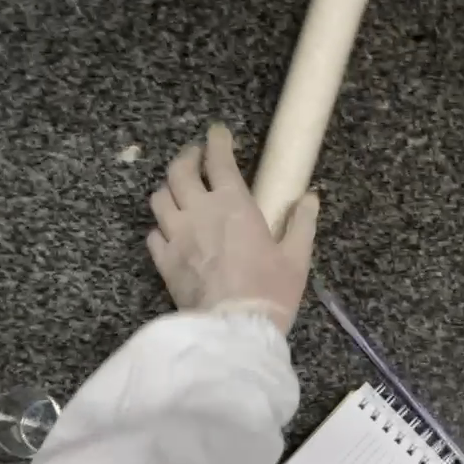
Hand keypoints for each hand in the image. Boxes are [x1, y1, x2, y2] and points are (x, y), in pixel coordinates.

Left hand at [147, 123, 319, 332]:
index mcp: (233, 205)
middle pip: (179, 171)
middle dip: (187, 158)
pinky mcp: (165, 262)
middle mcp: (199, 212)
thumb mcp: (296, 258)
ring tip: (178, 193)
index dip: (217, 142)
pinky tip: (169, 232)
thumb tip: (310, 198)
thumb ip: (301, 224)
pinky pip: (153, 234)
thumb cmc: (270, 293)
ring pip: (160, 198)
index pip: (219, 160)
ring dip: (169, 190)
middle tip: (195, 158)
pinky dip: (160, 227)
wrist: (236, 329)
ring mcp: (177, 236)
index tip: (219, 134)